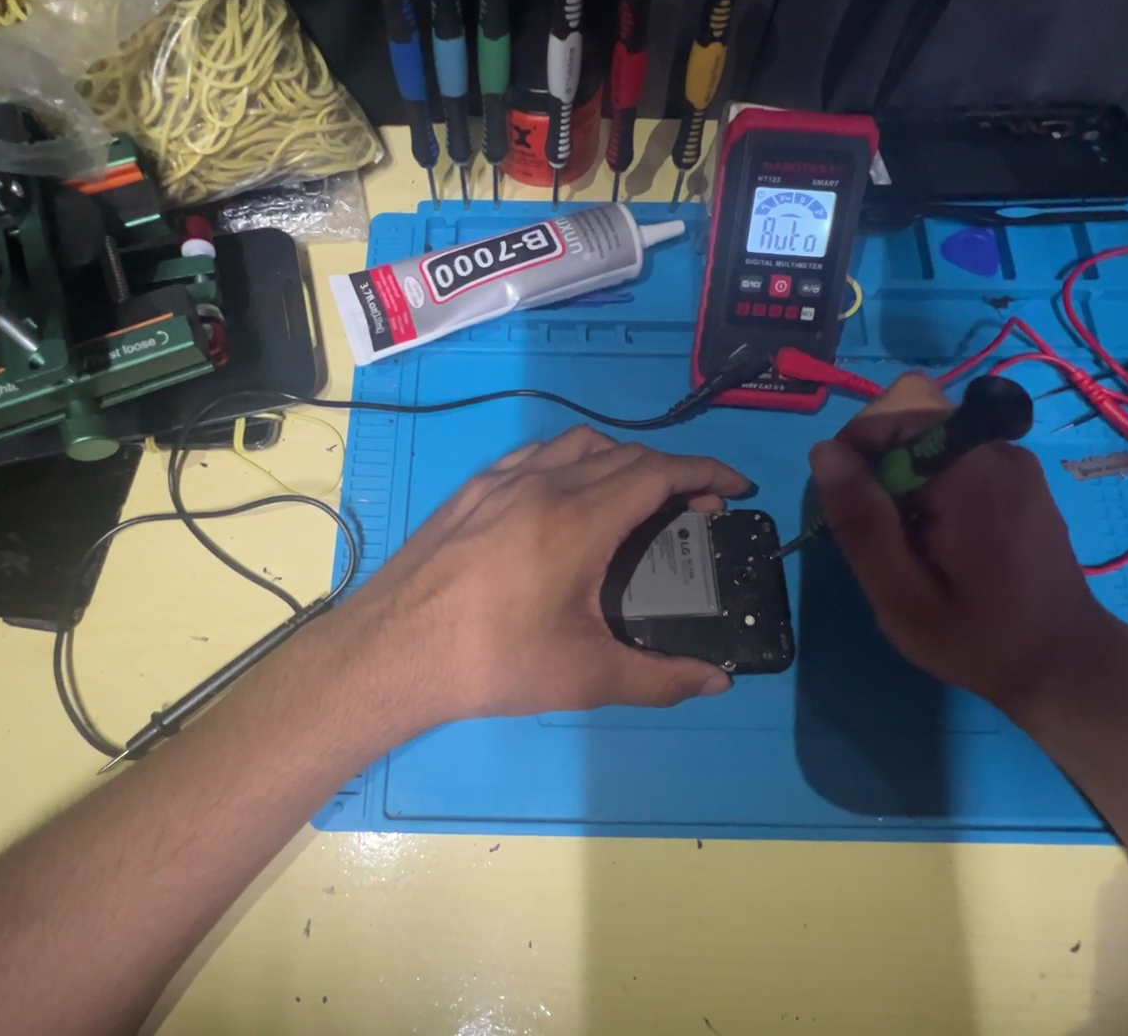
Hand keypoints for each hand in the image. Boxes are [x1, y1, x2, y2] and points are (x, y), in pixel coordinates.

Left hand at [329, 426, 750, 725]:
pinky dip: (570, 461)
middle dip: (671, 472)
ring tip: (636, 500)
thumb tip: (717, 682)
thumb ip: (659, 678)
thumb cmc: (492, 662)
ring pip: (577, 445)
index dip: (706, 473)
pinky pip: (535, 455)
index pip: (659, 472)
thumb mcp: (584, 677)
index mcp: (578, 518)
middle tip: (693, 511)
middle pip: (625, 454)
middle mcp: (542, 482)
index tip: (736, 489)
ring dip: (620, 460)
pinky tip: (565, 497)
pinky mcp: (471, 491)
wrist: (391, 653)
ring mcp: (500, 480)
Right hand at [808, 373, 1127, 709]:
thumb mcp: (901, 597)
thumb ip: (861, 522)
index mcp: (974, 477)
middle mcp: (998, 451)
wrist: (1063, 662)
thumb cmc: (977, 639)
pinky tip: (931, 534)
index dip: (858, 446)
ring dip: (896, 476)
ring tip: (906, 538)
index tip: (851, 504)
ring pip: (923, 431)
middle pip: (910, 414)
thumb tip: (824, 452)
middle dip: (875, 461)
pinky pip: (946, 451)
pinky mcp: (1012, 473)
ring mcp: (1010, 459)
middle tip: (880, 528)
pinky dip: (922, 482)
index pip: (898, 410)